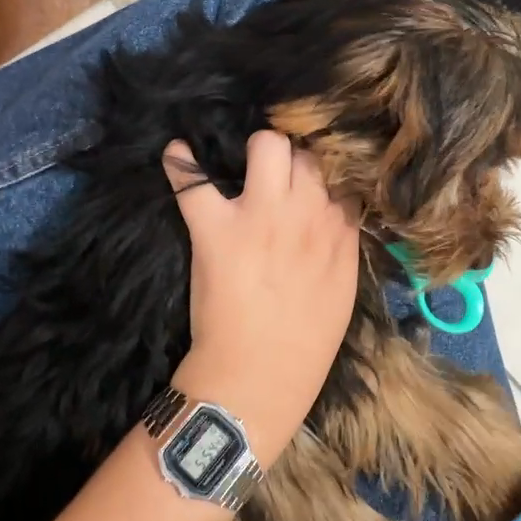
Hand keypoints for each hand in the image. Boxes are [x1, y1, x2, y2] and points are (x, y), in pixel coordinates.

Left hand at [162, 132, 358, 454]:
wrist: (260, 376)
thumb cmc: (308, 341)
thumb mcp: (344, 285)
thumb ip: (343, 240)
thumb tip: (337, 209)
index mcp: (337, 228)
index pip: (336, 170)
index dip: (321, 168)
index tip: (307, 175)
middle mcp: (304, 211)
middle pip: (303, 150)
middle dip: (289, 153)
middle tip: (272, 170)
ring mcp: (259, 216)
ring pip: (264, 145)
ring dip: (252, 150)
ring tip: (236, 163)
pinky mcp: (215, 229)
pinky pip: (192, 181)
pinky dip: (180, 162)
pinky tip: (176, 152)